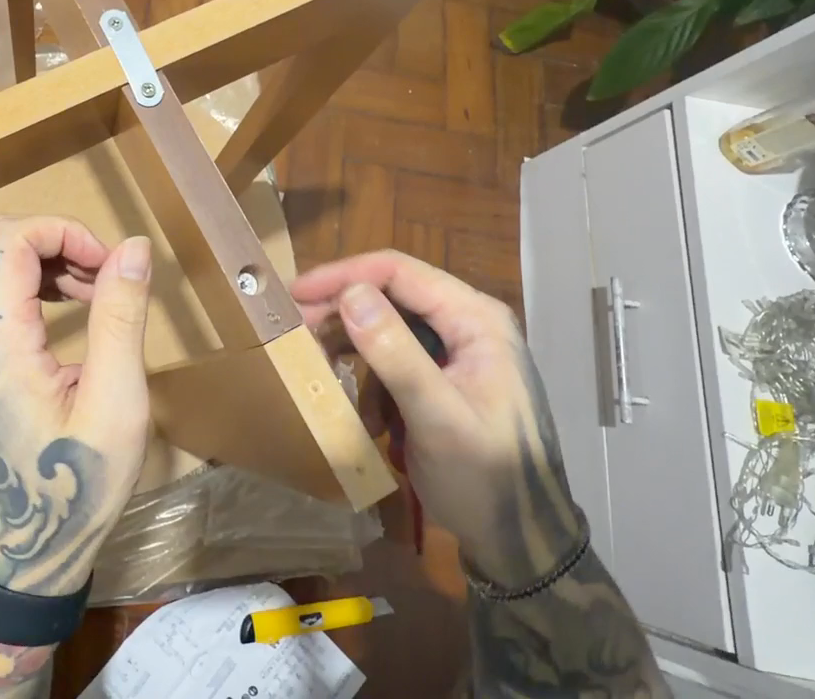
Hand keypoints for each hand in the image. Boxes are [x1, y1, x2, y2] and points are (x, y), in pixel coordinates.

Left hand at [0, 217, 154, 596]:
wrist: (24, 555)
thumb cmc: (75, 487)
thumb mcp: (115, 404)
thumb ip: (120, 317)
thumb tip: (134, 247)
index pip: (10, 239)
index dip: (64, 231)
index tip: (108, 265)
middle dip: (52, 240)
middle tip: (100, 276)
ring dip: (42, 261)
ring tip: (92, 294)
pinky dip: (28, 288)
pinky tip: (67, 317)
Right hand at [292, 251, 583, 588]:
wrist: (520, 541)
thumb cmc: (486, 478)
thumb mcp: (437, 418)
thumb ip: (396, 354)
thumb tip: (349, 295)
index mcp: (476, 319)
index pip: (400, 272)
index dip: (344, 276)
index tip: (296, 293)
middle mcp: (467, 323)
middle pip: (392, 292)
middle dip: (341, 306)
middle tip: (294, 326)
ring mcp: (456, 350)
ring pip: (388, 321)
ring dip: (349, 337)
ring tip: (312, 355)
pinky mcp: (442, 376)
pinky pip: (394, 354)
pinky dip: (365, 369)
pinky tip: (352, 396)